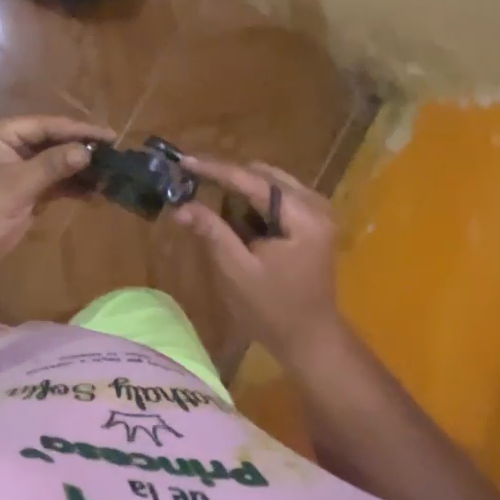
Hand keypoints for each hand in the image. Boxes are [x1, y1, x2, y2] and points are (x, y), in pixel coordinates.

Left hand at [0, 114, 114, 278]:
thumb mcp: (17, 186)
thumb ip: (53, 165)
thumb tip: (87, 151)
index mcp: (1, 134)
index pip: (47, 125)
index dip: (79, 130)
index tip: (110, 136)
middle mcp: (10, 146)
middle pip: (53, 142)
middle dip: (82, 150)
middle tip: (116, 155)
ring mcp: (17, 171)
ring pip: (56, 164)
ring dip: (81, 170)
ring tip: (112, 175)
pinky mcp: (24, 194)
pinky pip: (53, 184)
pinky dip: (72, 188)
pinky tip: (96, 193)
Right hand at [176, 158, 345, 361]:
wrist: (311, 339)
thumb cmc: (273, 310)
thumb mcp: (237, 271)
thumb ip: (212, 232)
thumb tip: (181, 206)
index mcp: (303, 216)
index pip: (253, 180)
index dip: (216, 170)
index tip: (185, 161)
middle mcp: (316, 204)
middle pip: (263, 175)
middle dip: (228, 179)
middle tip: (193, 186)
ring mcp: (318, 211)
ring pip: (270, 182)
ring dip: (241, 191)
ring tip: (214, 208)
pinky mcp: (314, 220)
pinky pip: (279, 195)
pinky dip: (255, 201)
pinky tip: (238, 220)